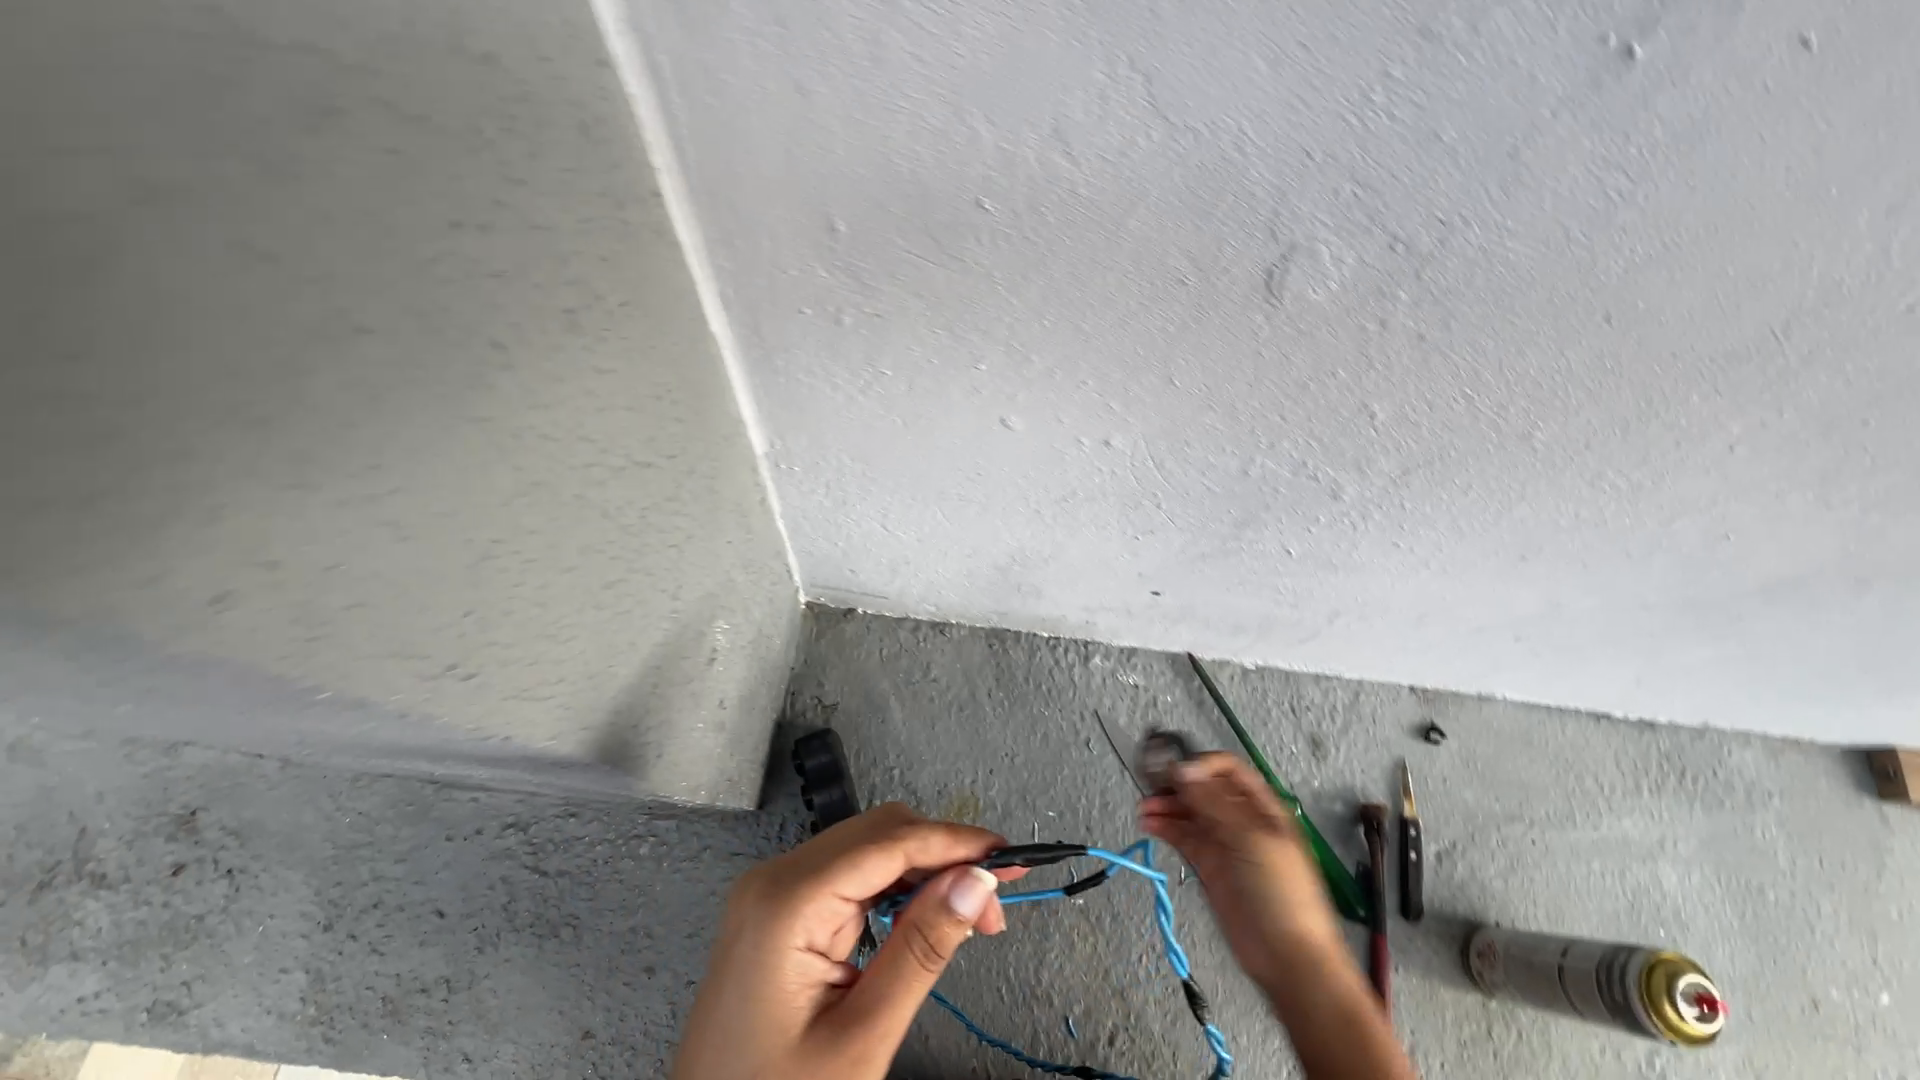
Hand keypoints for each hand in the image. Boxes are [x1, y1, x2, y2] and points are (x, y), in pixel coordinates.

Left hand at [671, 802, 1023, 1079]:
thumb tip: (974, 882)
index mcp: (788, 900)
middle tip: (992, 901)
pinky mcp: (781, 914)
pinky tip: (924, 915)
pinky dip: (895, 889)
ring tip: (969, 914)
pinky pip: (850, 879)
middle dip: (943, 855)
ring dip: (924, 871)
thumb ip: (922, 948)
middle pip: (878, 833)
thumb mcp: (862, 1034)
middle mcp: (776, 880)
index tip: (1007, 857)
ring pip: (868, 851)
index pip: (889, 841)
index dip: (955, 842)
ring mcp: (774, 894)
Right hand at [1138, 753, 1344, 988]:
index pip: (1226, 770)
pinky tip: (1150, 824)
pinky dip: (1165, 828)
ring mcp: (1224, 843)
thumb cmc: (1281, 893)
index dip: (1200, 766)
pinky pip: (1183, 837)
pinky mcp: (1209, 866)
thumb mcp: (1251, 840)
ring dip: (1166, 806)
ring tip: (1145, 809)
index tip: (1173, 772)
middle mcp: (1242, 819)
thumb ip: (1215, 803)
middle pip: (1204, 789)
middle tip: (1150, 786)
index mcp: (1262, 806)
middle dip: (1177, 785)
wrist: (1287, 955)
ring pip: (1190, 812)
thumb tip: (1183, 769)